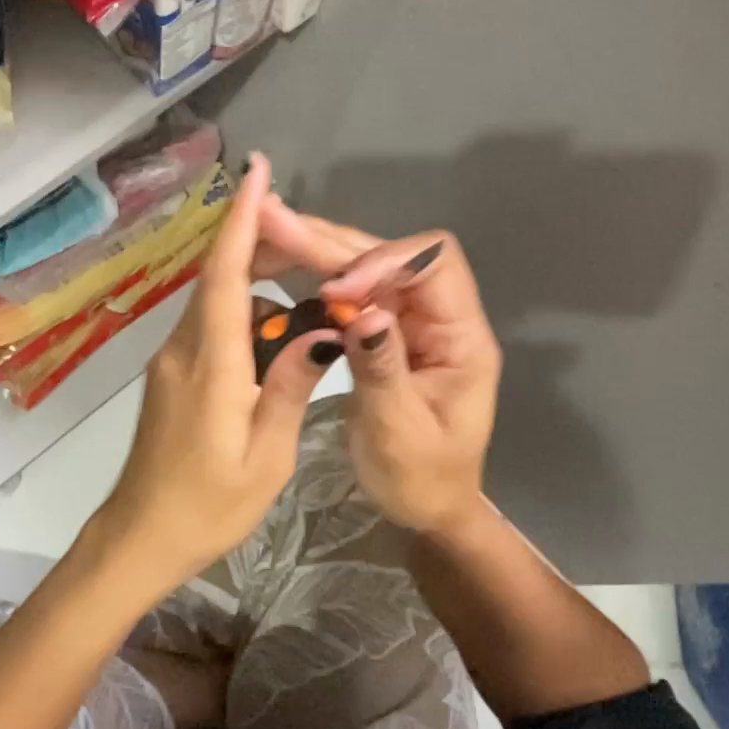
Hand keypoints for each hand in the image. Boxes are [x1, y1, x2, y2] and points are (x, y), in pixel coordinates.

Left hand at [75, 153, 342, 599]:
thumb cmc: (209, 507)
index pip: (224, 278)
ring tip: (306, 287)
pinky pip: (208, 326)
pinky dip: (242, 313)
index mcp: (212, 367)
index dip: (241, 222)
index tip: (257, 174)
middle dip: (259, 244)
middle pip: (218, 278)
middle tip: (310, 233)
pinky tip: (275, 333)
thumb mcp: (268, 456)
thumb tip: (322, 329)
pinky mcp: (170, 375)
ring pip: (214, 301)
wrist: (141, 535)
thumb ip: (293, 387)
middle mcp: (183, 351)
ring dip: (255, 282)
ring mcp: (171, 361)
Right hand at [256, 186, 501, 534]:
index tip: (332, 293)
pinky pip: (350, 291)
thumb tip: (363, 312)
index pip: (434, 264)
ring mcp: (409, 321)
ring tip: (267, 229)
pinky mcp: (383, 331)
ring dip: (318, 248)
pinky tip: (279, 262)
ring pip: (366, 265)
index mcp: (461, 337)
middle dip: (333, 242)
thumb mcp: (400, 433)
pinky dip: (315, 274)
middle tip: (273, 221)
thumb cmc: (422, 479)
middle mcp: (437, 316)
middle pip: (392, 255)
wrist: (427, 507)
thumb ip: (383, 369)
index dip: (383, 263)